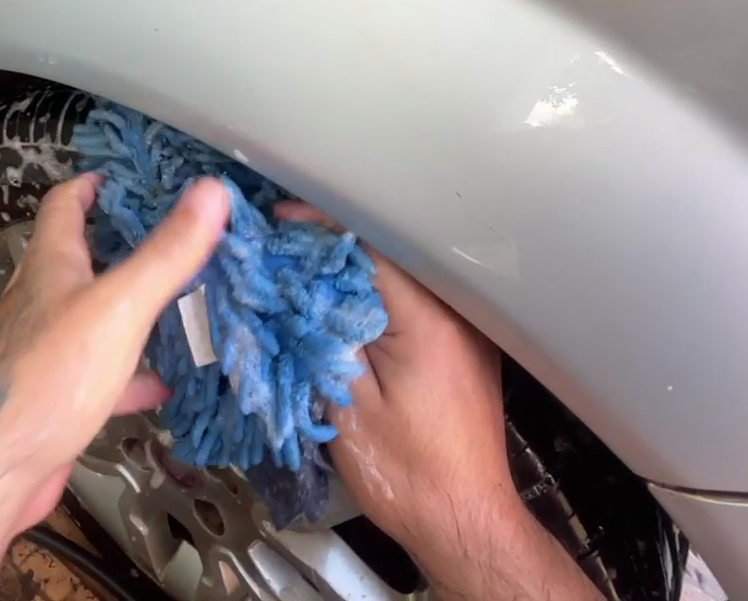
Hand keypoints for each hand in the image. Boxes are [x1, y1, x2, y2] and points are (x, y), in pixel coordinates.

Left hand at [0, 174, 228, 600]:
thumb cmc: (50, 375)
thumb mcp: (119, 306)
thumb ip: (166, 252)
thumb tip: (211, 190)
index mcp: (51, 263)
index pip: (65, 203)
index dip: (93, 184)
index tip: (128, 178)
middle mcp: (44, 298)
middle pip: (83, 254)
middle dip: (125, 241)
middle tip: (175, 235)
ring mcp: (47, 347)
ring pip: (96, 312)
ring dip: (133, 304)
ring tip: (182, 299)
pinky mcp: (57, 393)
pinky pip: (103, 369)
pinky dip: (133, 369)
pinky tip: (167, 381)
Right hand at [287, 204, 599, 600]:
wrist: (466, 526)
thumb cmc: (406, 473)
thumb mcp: (348, 405)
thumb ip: (323, 336)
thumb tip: (297, 286)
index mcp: (426, 320)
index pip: (369, 247)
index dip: (321, 228)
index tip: (281, 221)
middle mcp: (453, 313)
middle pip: (386, 252)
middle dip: (331, 243)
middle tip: (284, 241)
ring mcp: (463, 328)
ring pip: (399, 272)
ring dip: (351, 265)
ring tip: (305, 263)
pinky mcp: (461, 345)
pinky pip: (412, 298)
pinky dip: (374, 290)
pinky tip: (343, 299)